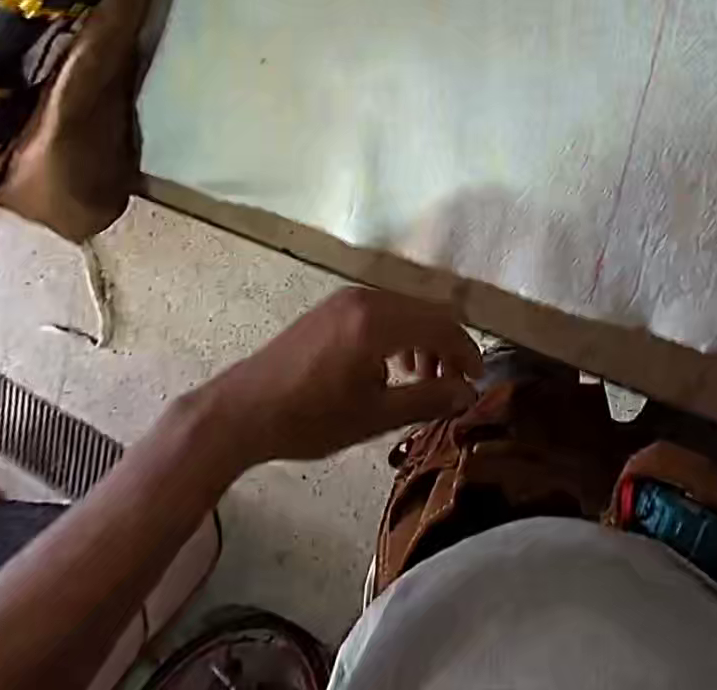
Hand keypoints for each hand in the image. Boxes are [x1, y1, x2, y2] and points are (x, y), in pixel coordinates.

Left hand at [206, 287, 483, 463]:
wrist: (239, 412)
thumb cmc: (309, 419)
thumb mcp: (374, 416)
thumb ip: (428, 399)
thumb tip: (467, 393)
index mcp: (378, 321)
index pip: (442, 325)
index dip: (466, 351)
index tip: (477, 380)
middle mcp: (366, 298)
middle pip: (427, 311)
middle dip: (447, 345)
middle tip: (453, 383)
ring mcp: (346, 299)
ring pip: (405, 310)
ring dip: (424, 339)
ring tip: (422, 378)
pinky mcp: (332, 307)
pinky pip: (382, 311)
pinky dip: (399, 334)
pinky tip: (391, 366)